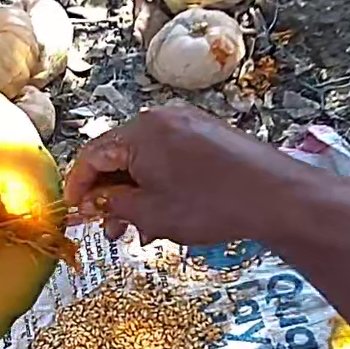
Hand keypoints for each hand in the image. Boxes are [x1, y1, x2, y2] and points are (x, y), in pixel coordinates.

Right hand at [65, 104, 317, 245]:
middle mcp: (160, 119)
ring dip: (134, 193)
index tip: (75, 211)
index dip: (78, 187)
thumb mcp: (151, 213)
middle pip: (117, 155)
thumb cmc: (212, 205)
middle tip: (108, 227)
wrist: (274, 196)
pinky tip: (163, 212)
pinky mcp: (205, 135)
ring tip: (138, 229)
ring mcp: (186, 124)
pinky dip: (157, 183)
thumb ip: (114, 206)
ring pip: (143, 159)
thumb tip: (95, 204)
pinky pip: (167, 157)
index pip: (92, 155)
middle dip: (109, 194)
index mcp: (139, 132)